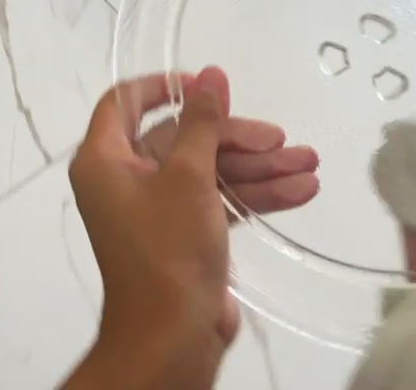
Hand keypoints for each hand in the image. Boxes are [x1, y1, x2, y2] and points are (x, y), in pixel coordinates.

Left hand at [64, 68, 313, 389]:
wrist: (172, 341)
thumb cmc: (168, 247)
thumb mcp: (188, 176)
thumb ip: (202, 121)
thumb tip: (211, 74)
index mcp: (106, 158)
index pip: (125, 102)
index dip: (165, 87)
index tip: (206, 86)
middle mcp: (125, 178)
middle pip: (182, 138)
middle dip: (236, 139)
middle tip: (281, 138)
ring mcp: (156, 208)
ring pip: (208, 171)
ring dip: (257, 168)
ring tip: (309, 164)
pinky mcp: (183, 235)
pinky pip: (217, 201)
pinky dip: (253, 196)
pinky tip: (300, 190)